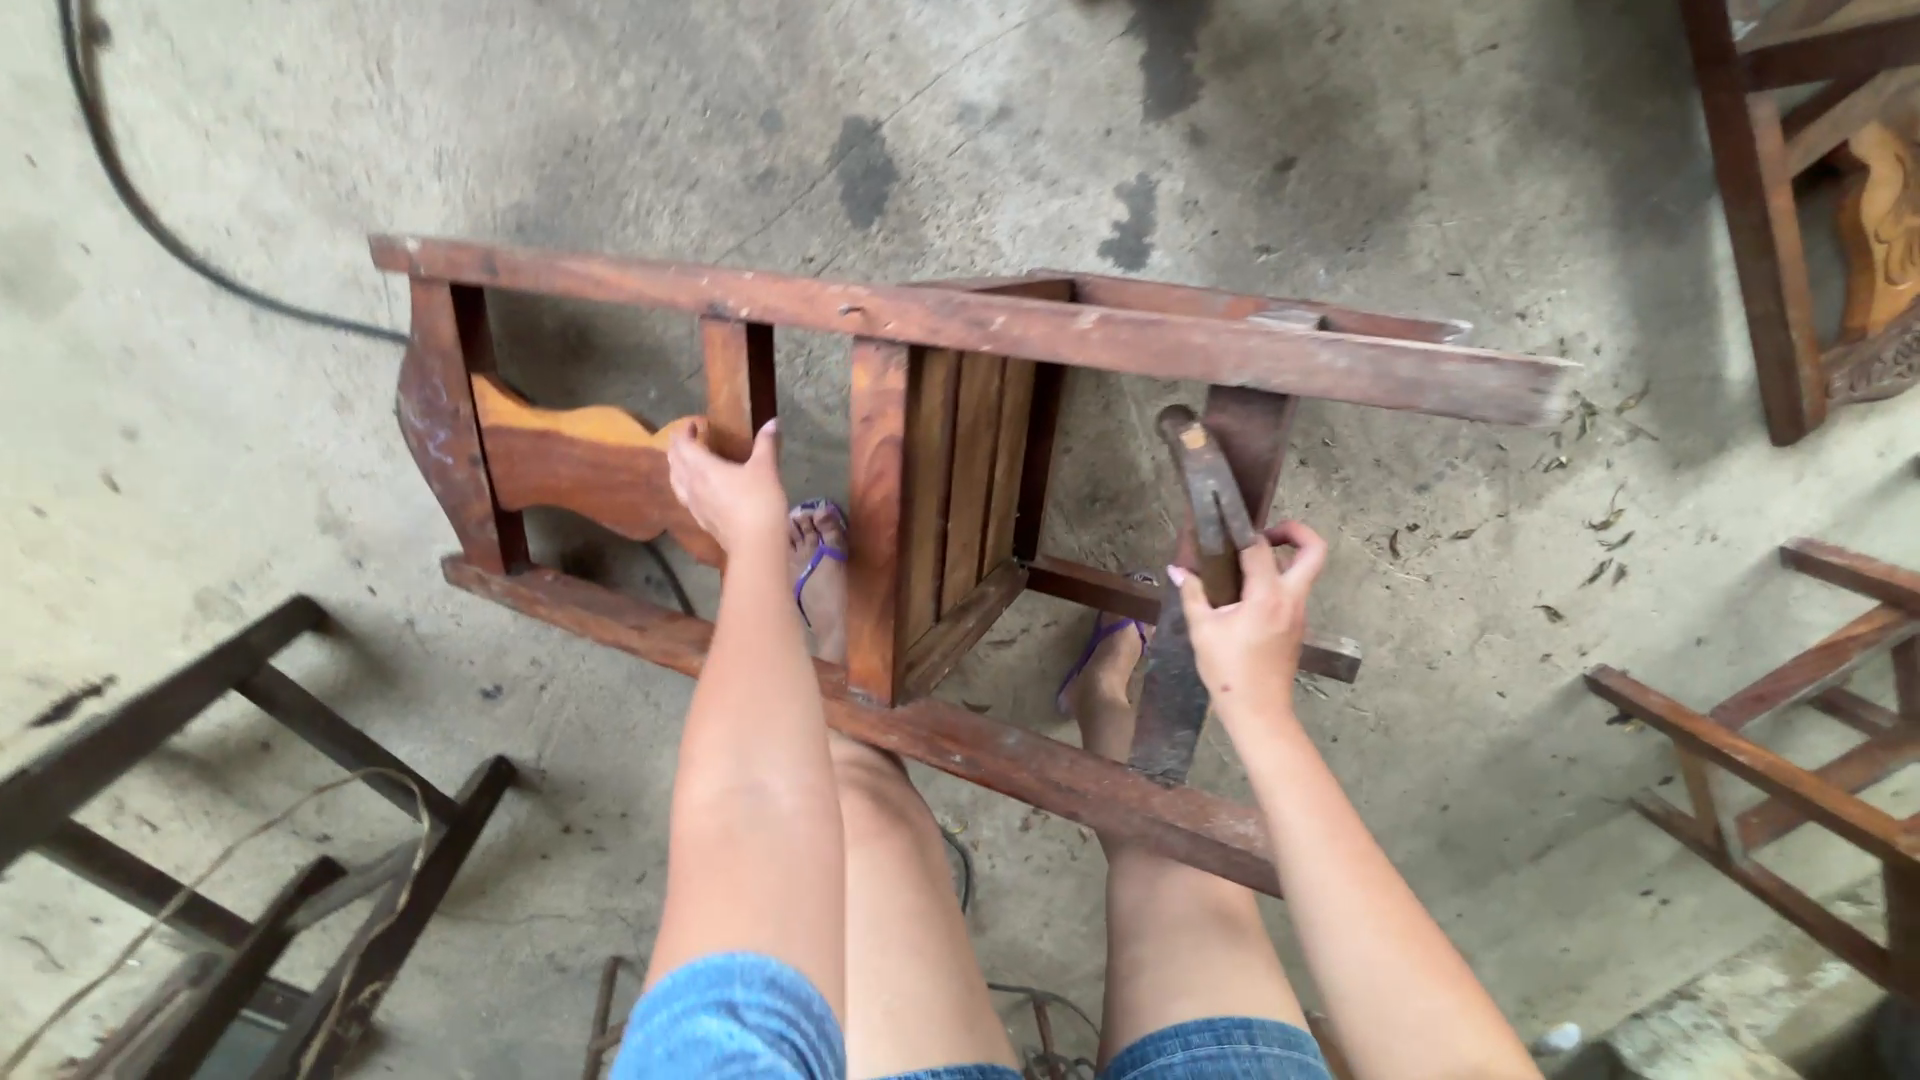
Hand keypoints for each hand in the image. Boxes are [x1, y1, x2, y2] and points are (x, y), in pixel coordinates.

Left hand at [667, 419, 789, 555]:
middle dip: (678, 447)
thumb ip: (766, 443)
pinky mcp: (701, 520)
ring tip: (686, 461)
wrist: (756, 544)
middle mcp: (691, 485)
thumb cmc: (759, 501)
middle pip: (674, 461)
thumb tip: (772, 421)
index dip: (684, 431)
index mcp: (702, 467)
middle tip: (689, 438)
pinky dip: (684, 485)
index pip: (682, 444)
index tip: (694, 423)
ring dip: (677, 466)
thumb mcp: (766, 468)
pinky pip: (684, 497)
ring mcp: (693, 505)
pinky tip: (695, 489)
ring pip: (675, 481)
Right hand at [1170, 520, 1326, 715]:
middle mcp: (1291, 599)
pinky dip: (1274, 582)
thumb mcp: (1202, 630)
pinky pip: (1292, 592)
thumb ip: (1192, 594)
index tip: (1226, 526)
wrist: (1257, 710)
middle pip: (1314, 551)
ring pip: (1303, 572)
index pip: (1261, 548)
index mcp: (1268, 596)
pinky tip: (1244, 594)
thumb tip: (1178, 570)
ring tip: (1243, 564)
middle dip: (1295, 531)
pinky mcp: (1296, 626)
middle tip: (1265, 533)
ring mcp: (1299, 613)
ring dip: (1280, 559)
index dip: (1244, 531)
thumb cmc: (1228, 671)